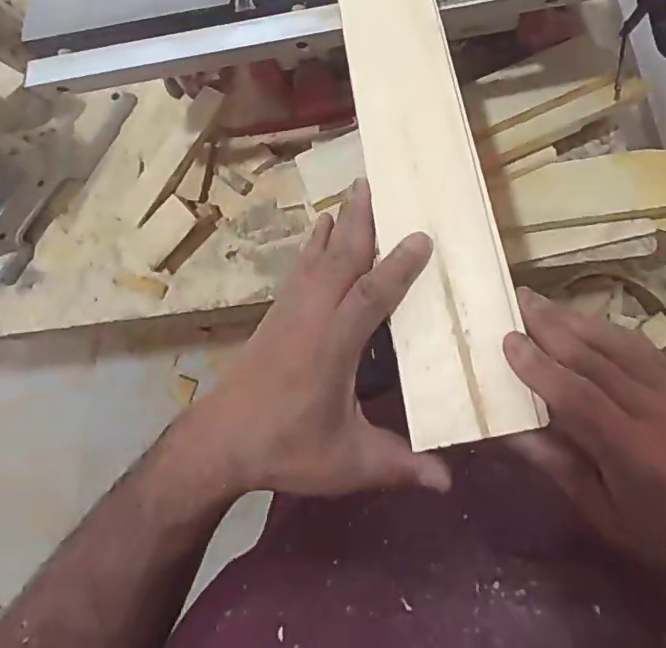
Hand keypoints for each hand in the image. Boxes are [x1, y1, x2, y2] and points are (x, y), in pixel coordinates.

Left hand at [161, 180, 451, 505]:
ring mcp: (292, 310)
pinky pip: (302, 265)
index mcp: (332, 348)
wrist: (216, 443)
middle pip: (341, 259)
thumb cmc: (285, 448)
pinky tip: (321, 224)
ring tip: (356, 189)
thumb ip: (397, 466)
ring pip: (321, 256)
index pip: (370, 298)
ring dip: (341, 222)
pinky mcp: (279, 311)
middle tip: (376, 183)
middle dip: (361, 221)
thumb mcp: (344, 464)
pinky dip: (315, 241)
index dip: (397, 267)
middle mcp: (312, 317)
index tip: (422, 237)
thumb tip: (449, 482)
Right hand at [502, 287, 665, 647]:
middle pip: (598, 357)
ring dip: (579, 319)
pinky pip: (646, 349)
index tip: (508, 339)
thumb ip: (562, 468)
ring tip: (545, 302)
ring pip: (621, 343)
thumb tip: (515, 429)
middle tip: (521, 298)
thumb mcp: (609, 520)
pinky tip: (589, 322)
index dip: (539, 366)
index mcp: (638, 455)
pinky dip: (610, 330)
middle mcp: (660, 413)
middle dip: (554, 325)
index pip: (578, 396)